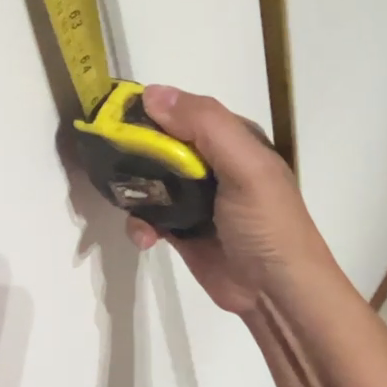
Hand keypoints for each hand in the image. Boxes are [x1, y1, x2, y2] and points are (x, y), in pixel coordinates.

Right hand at [125, 85, 330, 313]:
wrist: (276, 292)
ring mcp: (195, 199)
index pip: (184, 112)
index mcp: (234, 140)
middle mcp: (213, 164)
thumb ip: (204, 126)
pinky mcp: (181, 231)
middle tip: (110, 167)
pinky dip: (139, 226)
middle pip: (160, 147)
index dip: (151, 113)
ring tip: (134, 213)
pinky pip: (148, 217)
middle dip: (133, 157)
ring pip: (148, 183)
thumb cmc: (267, 224)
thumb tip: (152, 93)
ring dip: (133, 196)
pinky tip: (146, 241)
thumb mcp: (245, 166)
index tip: (115, 120)